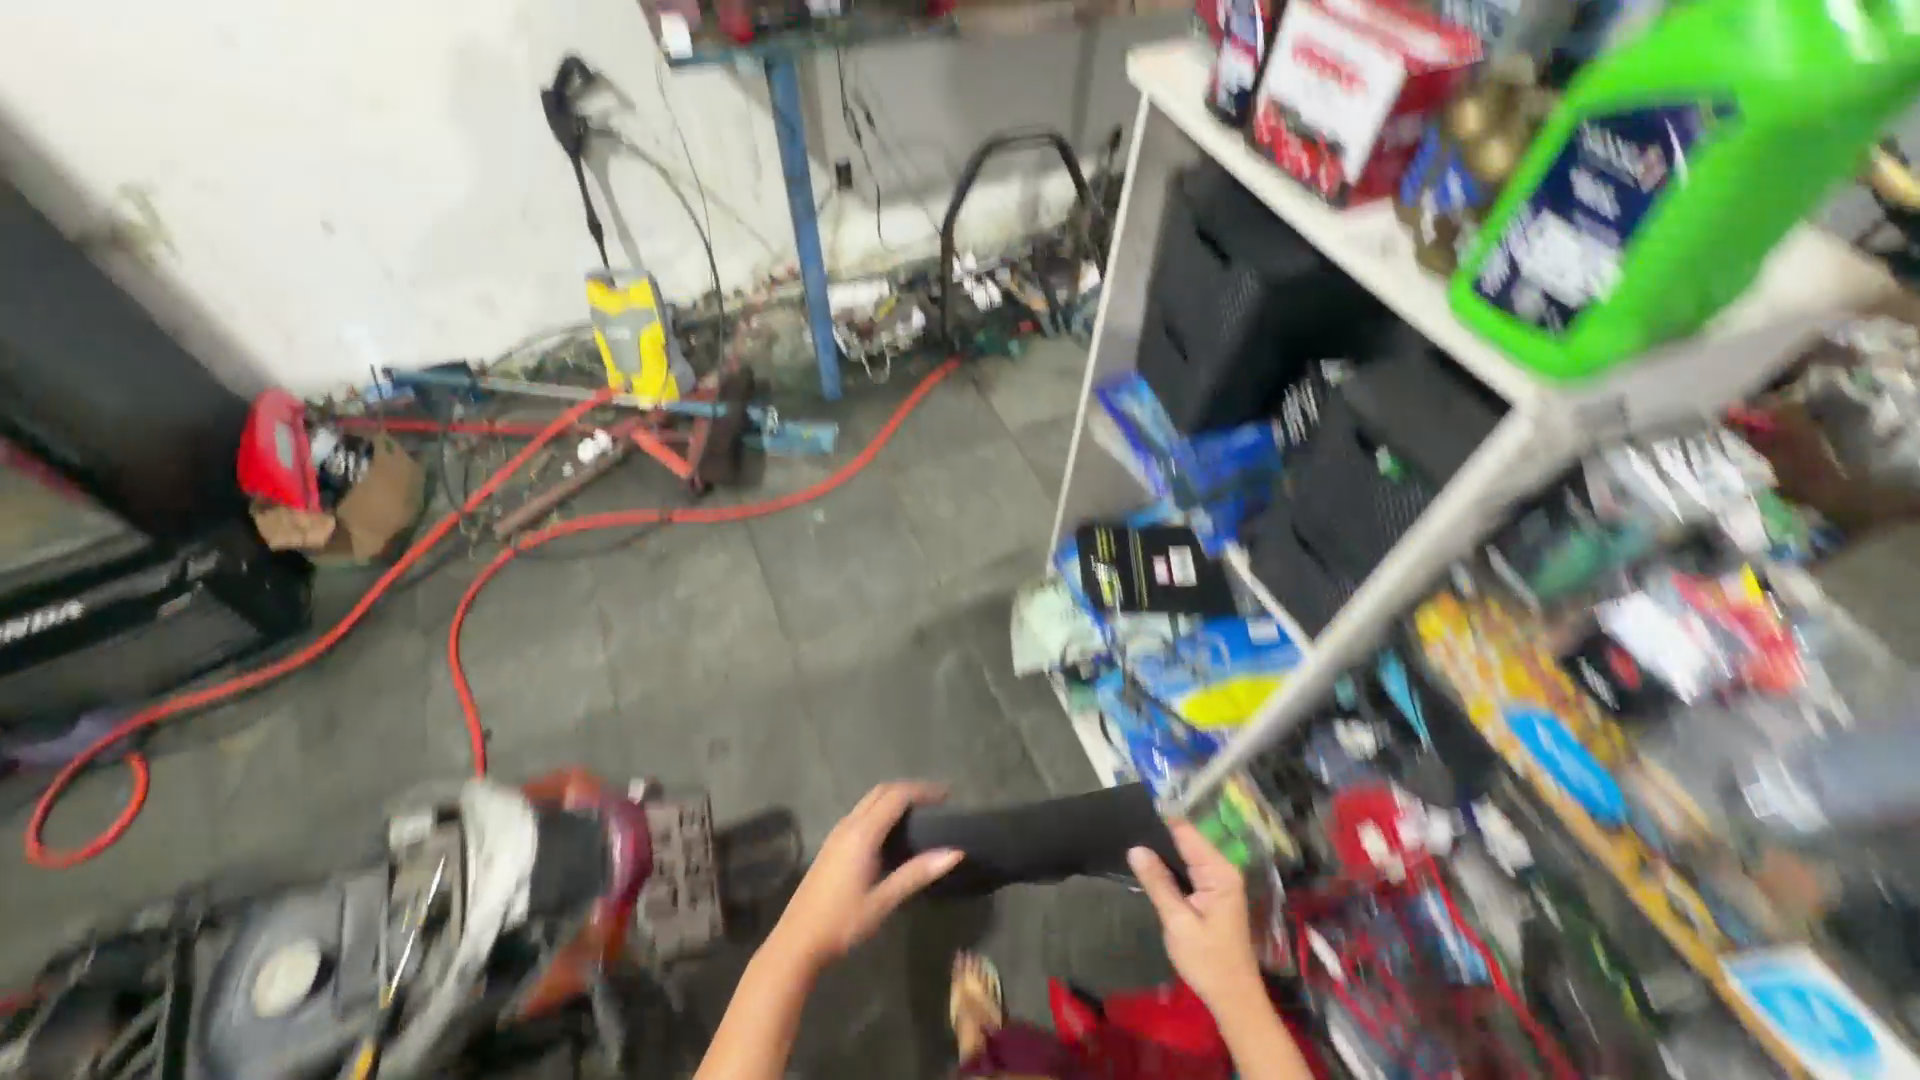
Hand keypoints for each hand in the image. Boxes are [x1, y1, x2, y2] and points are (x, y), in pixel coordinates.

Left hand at [767, 781, 963, 972]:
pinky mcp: (831, 845)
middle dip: (910, 790)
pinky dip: (881, 810)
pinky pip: (860, 813)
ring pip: (868, 801)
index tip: (948, 796)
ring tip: (920, 813)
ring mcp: (836, 834)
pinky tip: (892, 832)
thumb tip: (955, 852)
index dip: (923, 790)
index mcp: (861, 834)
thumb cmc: (842, 923)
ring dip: (894, 798)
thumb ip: (917, 873)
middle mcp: (847, 826)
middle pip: (881, 791)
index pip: (896, 796)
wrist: (796, 941)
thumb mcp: (883, 901)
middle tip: (937, 801)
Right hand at [1128, 821, 1262, 1012]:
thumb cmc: (1207, 960)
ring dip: (1163, 850)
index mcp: (1219, 872)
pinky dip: (1171, 866)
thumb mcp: (1177, 921)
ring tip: (1130, 842)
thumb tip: (1135, 848)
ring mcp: (1220, 881)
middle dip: (1158, 835)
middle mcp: (1223, 869)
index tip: (1131, 812)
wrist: (1233, 997)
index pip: (1186, 833)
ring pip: (1186, 853)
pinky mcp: (1214, 892)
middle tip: (1125, 830)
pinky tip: (1149, 865)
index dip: (1160, 821)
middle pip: (1187, 839)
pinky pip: (1189, 868)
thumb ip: (1158, 882)